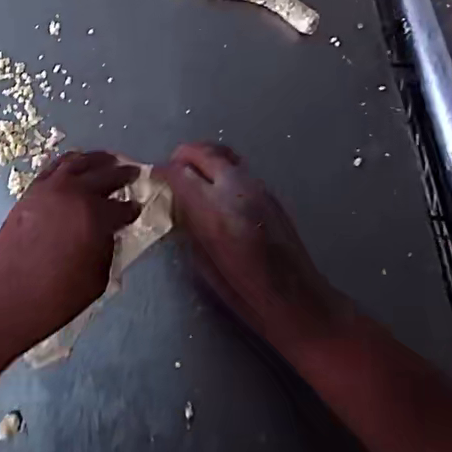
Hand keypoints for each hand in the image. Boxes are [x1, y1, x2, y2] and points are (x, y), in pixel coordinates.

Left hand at [0, 151, 142, 355]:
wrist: (7, 298)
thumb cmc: (56, 297)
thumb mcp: (97, 279)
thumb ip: (107, 249)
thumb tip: (108, 233)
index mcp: (95, 216)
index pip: (122, 207)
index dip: (132, 209)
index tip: (137, 208)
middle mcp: (74, 194)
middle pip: (104, 176)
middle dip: (122, 175)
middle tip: (133, 173)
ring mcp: (50, 189)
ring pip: (78, 162)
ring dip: (97, 159)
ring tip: (109, 159)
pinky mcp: (31, 191)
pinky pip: (54, 167)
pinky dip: (70, 162)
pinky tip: (76, 164)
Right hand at [159, 143, 344, 354]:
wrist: (298, 299)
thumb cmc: (246, 293)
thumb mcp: (204, 263)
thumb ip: (189, 225)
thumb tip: (176, 204)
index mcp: (215, 211)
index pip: (179, 173)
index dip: (162, 172)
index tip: (153, 178)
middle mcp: (235, 189)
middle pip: (202, 152)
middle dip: (182, 156)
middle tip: (172, 170)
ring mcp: (256, 186)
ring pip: (223, 154)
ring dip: (203, 159)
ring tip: (193, 176)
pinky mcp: (269, 191)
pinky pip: (238, 168)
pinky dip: (221, 169)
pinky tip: (217, 190)